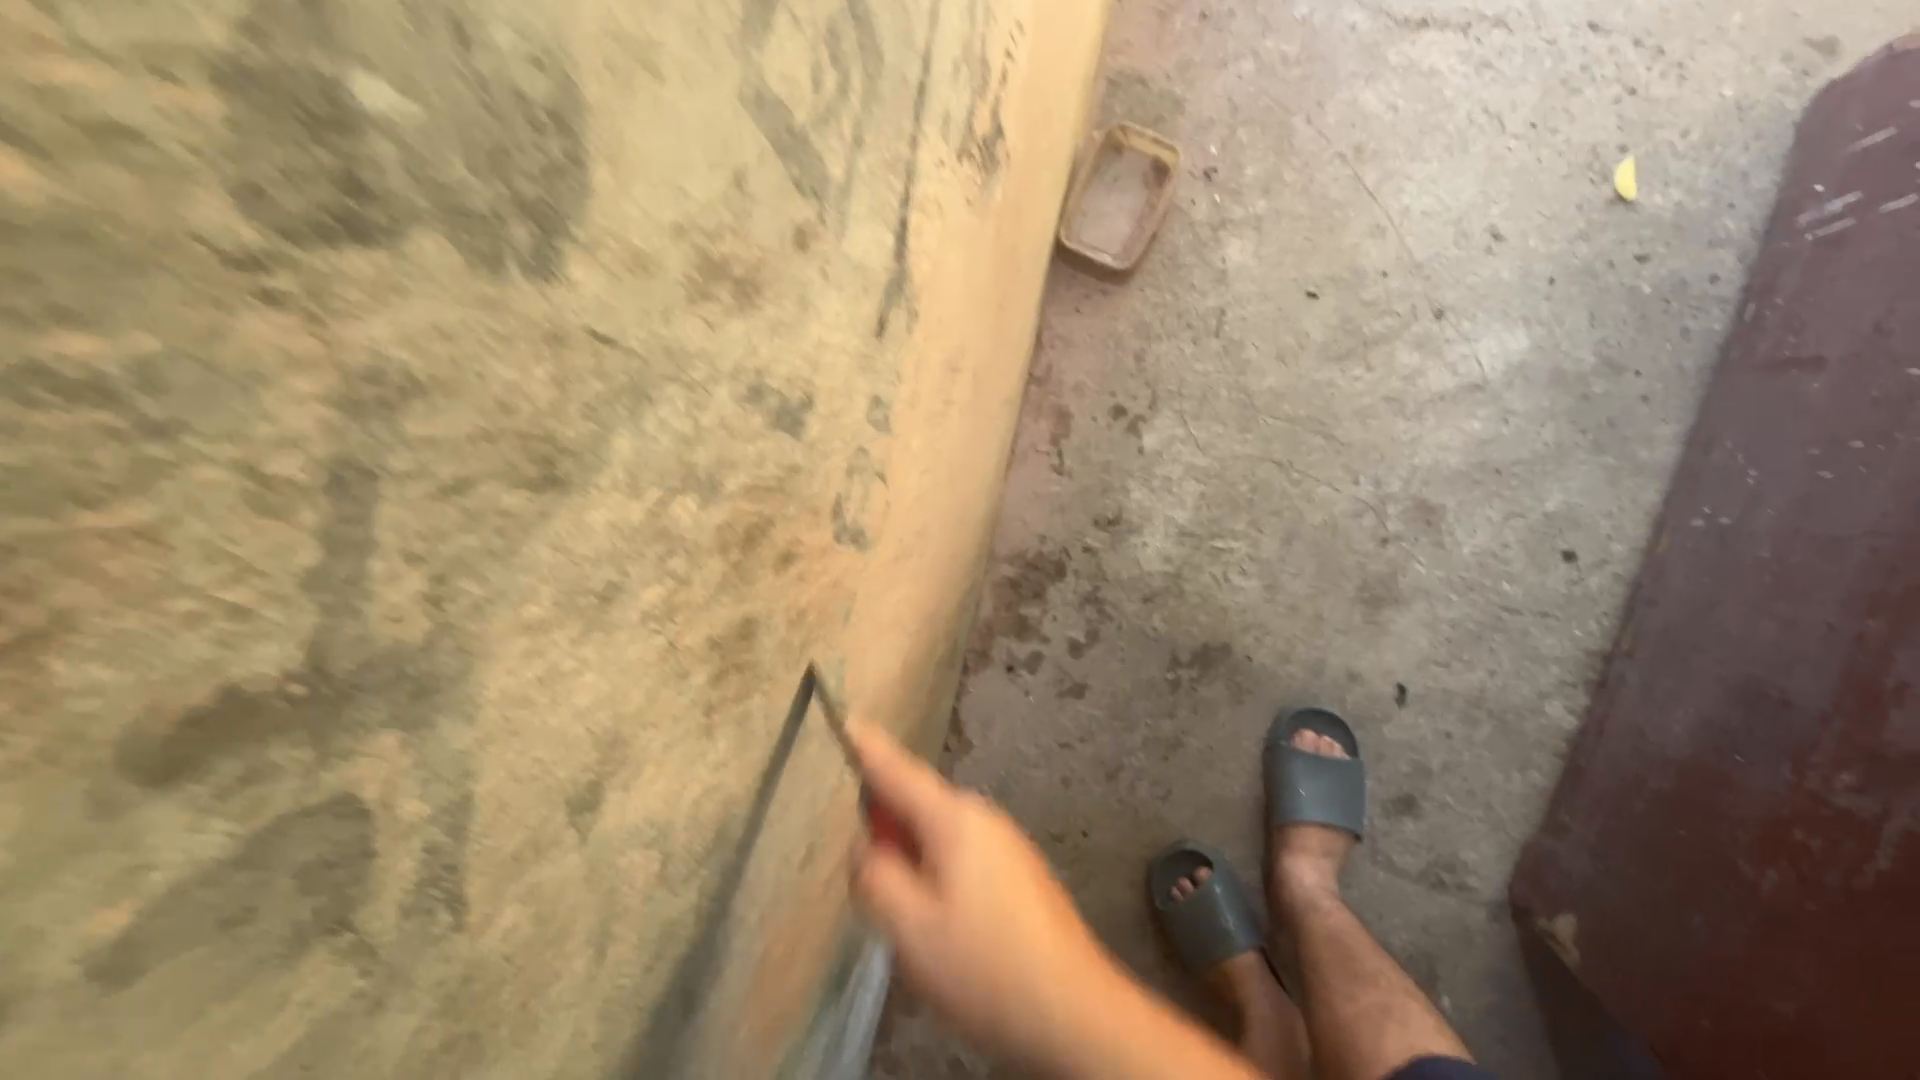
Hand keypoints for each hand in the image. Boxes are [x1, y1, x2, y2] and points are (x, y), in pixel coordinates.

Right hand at [848, 724, 1121, 1073]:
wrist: (1073, 1012)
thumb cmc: (984, 964)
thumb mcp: (909, 926)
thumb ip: (874, 876)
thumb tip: (865, 846)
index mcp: (954, 819)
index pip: (898, 771)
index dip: (867, 748)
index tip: (846, 720)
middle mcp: (983, 819)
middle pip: (918, 809)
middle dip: (888, 834)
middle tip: (872, 889)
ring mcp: (1007, 846)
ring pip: (939, 840)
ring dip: (913, 865)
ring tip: (911, 925)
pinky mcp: (1020, 875)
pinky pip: (962, 861)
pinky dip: (939, 881)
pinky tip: (945, 932)